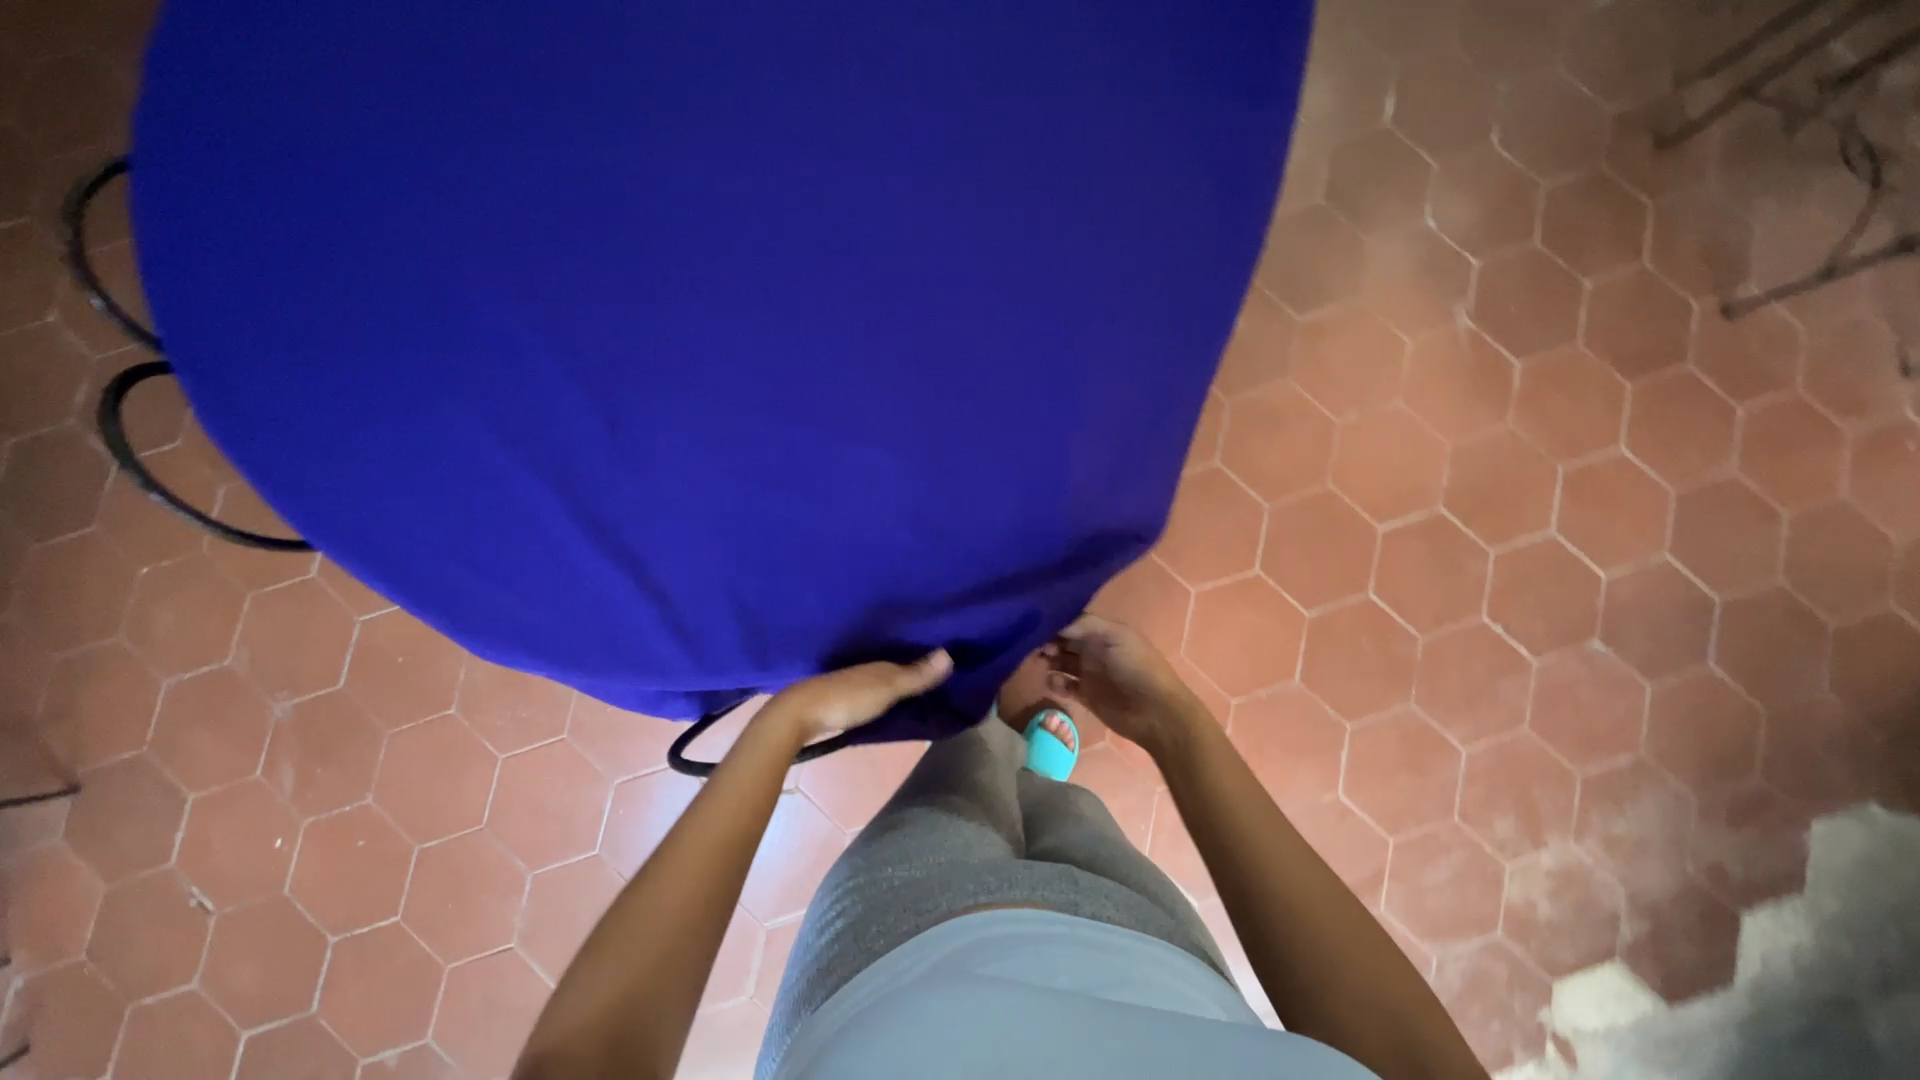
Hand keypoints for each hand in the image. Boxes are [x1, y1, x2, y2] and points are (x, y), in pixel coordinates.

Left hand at [763, 650, 954, 743]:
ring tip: (922, 690)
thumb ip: (916, 676)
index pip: (913, 659)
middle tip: (943, 678)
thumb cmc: (848, 698)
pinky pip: (873, 694)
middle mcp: (869, 670)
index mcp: (881, 664)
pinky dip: (885, 696)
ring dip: (900, 683)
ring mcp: (855, 685)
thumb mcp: (887, 689)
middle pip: (899, 669)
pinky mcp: (844, 701)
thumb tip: (949, 653)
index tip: (953, 663)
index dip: (931, 661)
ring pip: (884, 681)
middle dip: (916, 670)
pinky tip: (891, 703)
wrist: (800, 713)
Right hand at [1040, 615, 1207, 758]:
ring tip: (1041, 661)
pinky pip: (1064, 685)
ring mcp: (1090, 673)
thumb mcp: (1115, 636)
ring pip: (1061, 662)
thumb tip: (1054, 624)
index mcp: (1105, 632)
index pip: (1074, 621)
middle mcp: (1095, 650)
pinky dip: (1055, 683)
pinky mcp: (1086, 695)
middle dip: (1047, 640)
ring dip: (1049, 660)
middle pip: (1064, 640)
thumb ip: (1084, 625)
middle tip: (1034, 644)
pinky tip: (1053, 682)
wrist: (1154, 712)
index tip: (1035, 623)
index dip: (1056, 622)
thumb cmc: (1137, 667)